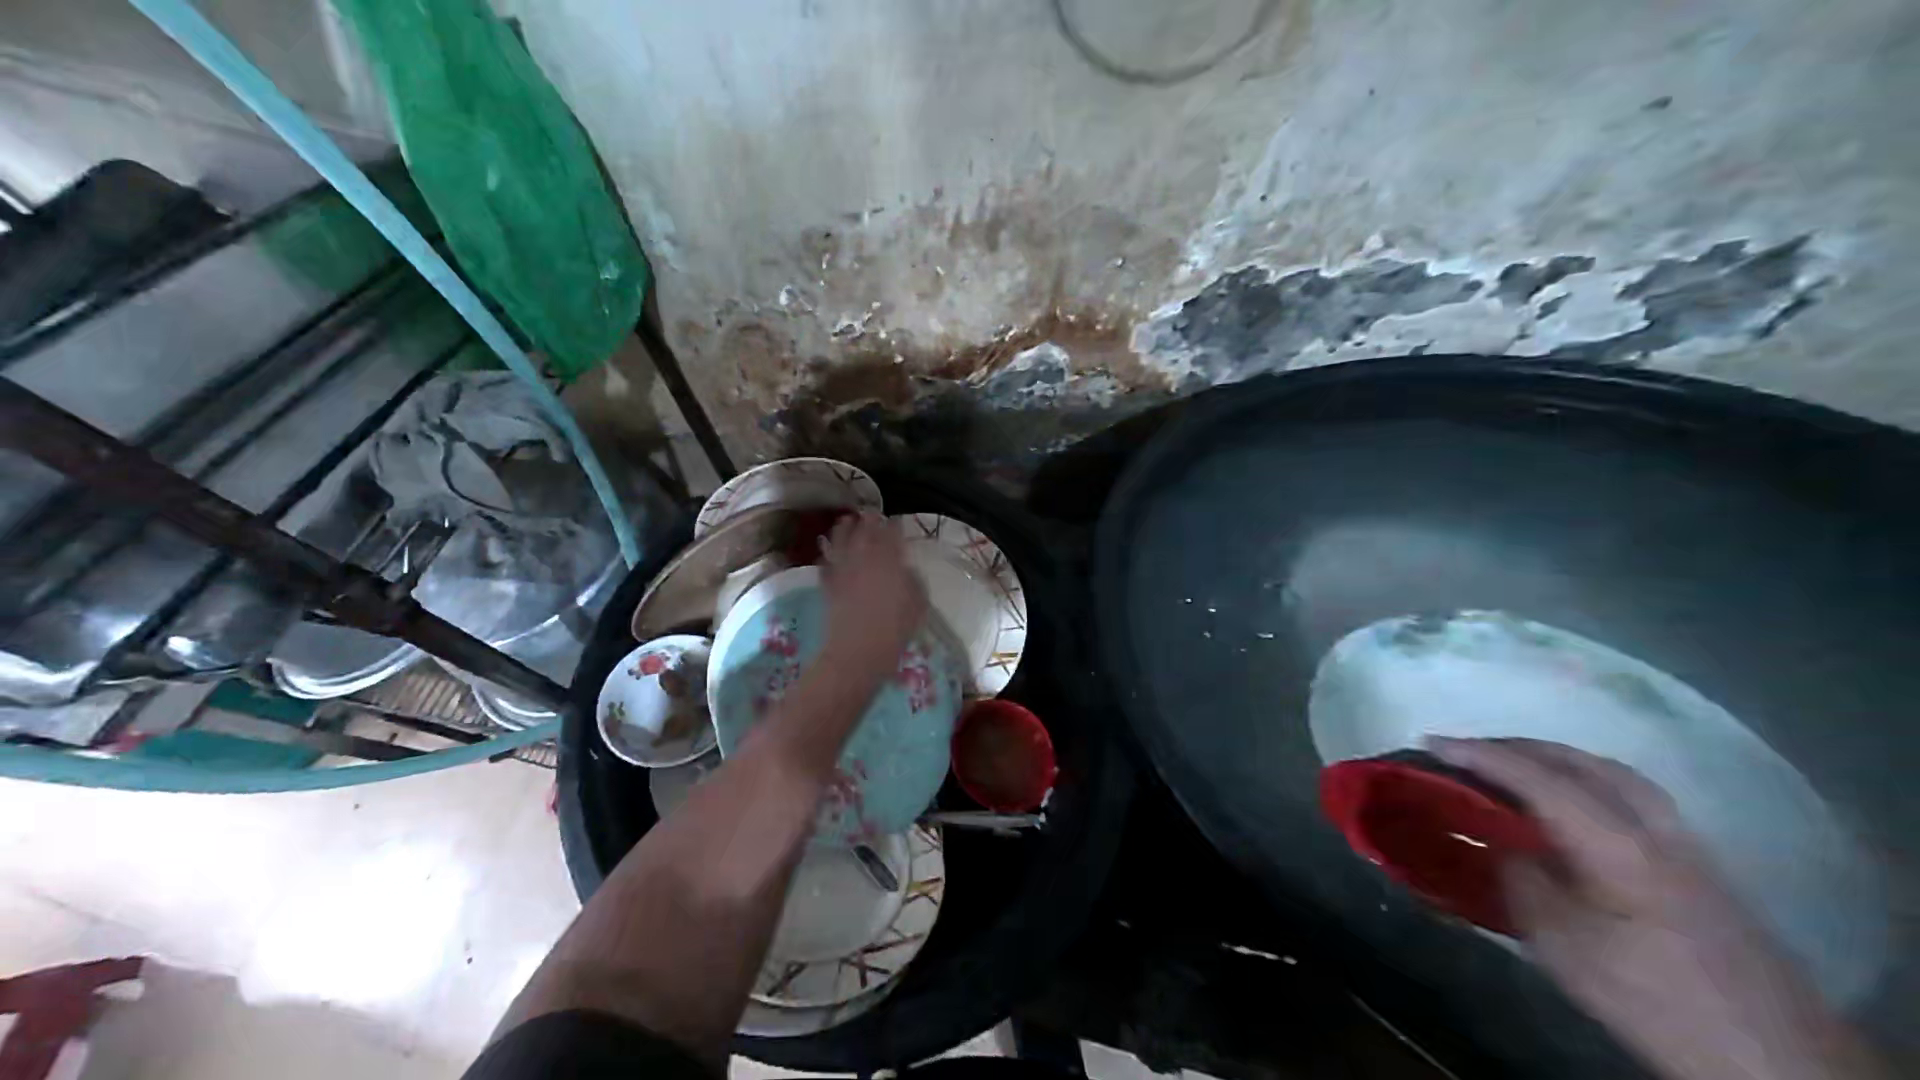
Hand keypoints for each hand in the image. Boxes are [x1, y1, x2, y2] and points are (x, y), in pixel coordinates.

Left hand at [819, 512, 926, 677]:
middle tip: (870, 513)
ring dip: (843, 529)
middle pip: (864, 531)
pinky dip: (825, 555)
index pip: (892, 534)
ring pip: (841, 541)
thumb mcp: (919, 604)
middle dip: (868, 520)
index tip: (895, 520)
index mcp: (890, 559)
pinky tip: (825, 551)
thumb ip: (914, 582)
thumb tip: (907, 571)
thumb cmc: (895, 629)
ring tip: (845, 521)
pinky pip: (825, 564)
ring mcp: (843, 570)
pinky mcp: (828, 584)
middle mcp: (864, 558)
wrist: (857, 651)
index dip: (894, 525)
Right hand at [1430, 737, 1881, 1079]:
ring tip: (1511, 766)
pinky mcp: (1697, 863)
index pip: (1532, 774)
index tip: (1428, 742)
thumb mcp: (1556, 937)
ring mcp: (1682, 841)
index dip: (1475, 753)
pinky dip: (1585, 779)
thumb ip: (1518, 874)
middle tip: (1464, 752)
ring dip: (1552, 758)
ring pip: (1609, 772)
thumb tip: (1497, 840)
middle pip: (1575, 760)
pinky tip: (1568, 802)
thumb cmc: (1644, 990)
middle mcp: (1650, 824)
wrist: (1768, 1055)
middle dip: (1513, 747)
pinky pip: (1628, 794)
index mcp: (1611, 839)